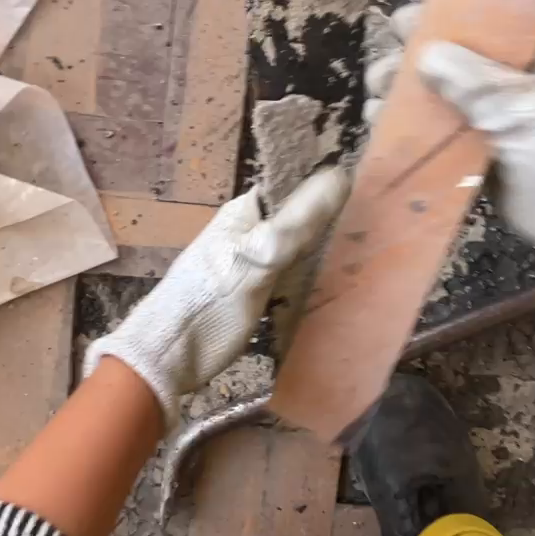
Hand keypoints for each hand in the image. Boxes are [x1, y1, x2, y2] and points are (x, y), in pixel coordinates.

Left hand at [83, 168, 347, 425]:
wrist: (166, 359)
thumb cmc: (208, 305)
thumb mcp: (257, 261)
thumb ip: (296, 223)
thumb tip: (339, 177)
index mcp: (243, 211)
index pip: (292, 181)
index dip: (326, 184)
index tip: (365, 194)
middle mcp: (246, 229)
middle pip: (297, 216)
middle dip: (328, 223)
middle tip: (368, 233)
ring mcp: (248, 261)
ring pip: (295, 247)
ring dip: (319, 253)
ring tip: (360, 256)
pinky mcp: (251, 291)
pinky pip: (288, 275)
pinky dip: (306, 278)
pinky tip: (328, 284)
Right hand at [365, 5, 534, 321]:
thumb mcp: (528, 112)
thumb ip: (479, 83)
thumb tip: (427, 54)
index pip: (494, 18)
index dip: (452, 13)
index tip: (408, 19)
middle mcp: (515, 78)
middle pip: (457, 54)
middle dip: (415, 57)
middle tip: (385, 69)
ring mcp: (494, 114)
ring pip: (441, 92)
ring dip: (405, 91)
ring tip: (377, 96)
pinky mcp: (476, 148)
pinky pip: (438, 129)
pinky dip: (410, 125)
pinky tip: (381, 123)